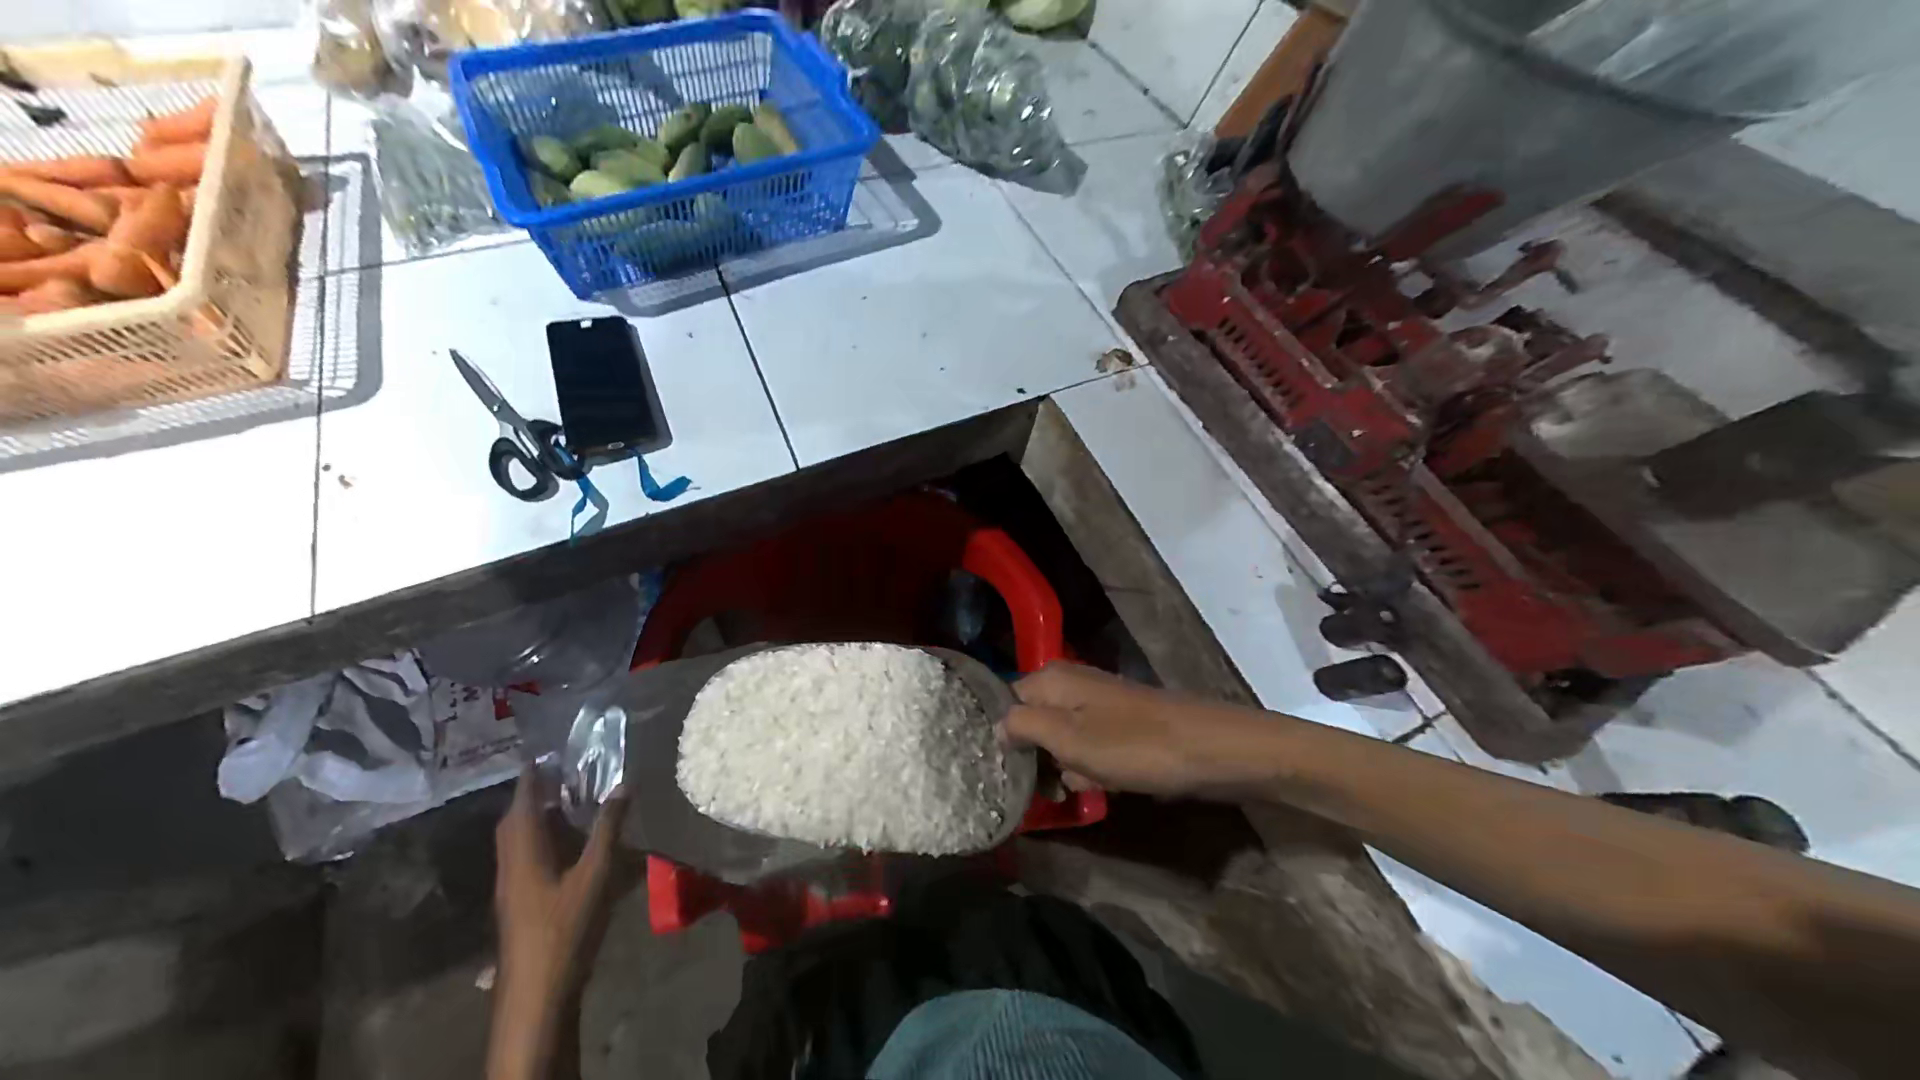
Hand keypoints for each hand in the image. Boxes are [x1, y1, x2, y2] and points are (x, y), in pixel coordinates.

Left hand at [493, 768, 627, 998]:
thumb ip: (608, 828)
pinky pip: (526, 856)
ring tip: (568, 802)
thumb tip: (622, 785)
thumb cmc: (566, 925)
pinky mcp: (519, 901)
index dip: (533, 775)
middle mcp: (510, 862)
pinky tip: (569, 844)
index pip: (523, 801)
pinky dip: (543, 838)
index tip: (545, 752)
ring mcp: (512, 885)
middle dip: (534, 794)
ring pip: (519, 840)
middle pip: (515, 819)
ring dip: (538, 817)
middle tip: (562, 774)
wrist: (538, 989)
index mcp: (523, 850)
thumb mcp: (596, 873)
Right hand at [1004, 662, 1291, 798]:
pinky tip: (1099, 787)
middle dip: (1031, 756)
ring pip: (1058, 741)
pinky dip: (1088, 769)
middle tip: (1031, 789)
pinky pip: (1087, 749)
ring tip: (1070, 790)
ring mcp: (1097, 706)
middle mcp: (1070, 685)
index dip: (996, 733)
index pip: (1004, 701)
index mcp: (1052, 679)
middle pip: (1031, 722)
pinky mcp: (1119, 728)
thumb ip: (1023, 726)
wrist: (1211, 750)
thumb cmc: (1134, 744)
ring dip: (1061, 768)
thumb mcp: (1068, 737)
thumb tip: (994, 726)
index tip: (990, 767)